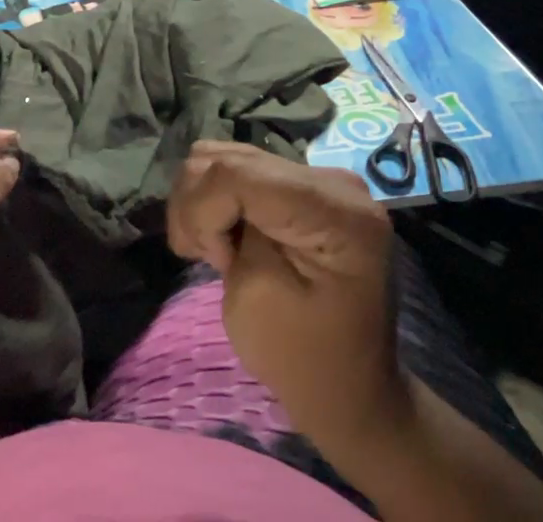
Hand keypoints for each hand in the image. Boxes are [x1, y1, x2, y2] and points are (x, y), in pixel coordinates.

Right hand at [167, 141, 408, 445]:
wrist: (344, 384)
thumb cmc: (302, 354)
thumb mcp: (256, 294)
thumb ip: (234, 228)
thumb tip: (211, 192)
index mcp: (338, 211)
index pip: (235, 172)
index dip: (202, 210)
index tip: (214, 260)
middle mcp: (332, 179)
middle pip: (223, 159)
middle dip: (197, 207)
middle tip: (209, 258)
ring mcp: (315, 179)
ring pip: (218, 158)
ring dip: (200, 203)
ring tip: (215, 248)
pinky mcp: (297, 186)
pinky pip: (231, 169)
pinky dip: (212, 200)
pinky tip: (225, 235)